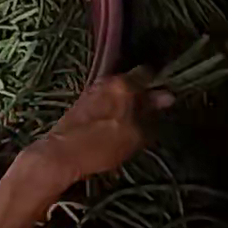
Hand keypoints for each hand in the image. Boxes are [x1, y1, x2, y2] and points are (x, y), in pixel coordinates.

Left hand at [21, 70, 170, 186]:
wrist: (61, 154)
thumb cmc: (102, 144)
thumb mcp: (135, 134)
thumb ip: (151, 114)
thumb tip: (166, 98)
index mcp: (123, 84)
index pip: (147, 73)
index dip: (158, 83)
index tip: (166, 97)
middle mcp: (106, 81)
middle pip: (130, 82)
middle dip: (142, 94)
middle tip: (153, 112)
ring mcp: (91, 91)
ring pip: (116, 92)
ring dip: (127, 102)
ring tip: (136, 122)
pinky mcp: (80, 104)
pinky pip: (104, 100)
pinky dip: (113, 108)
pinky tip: (116, 124)